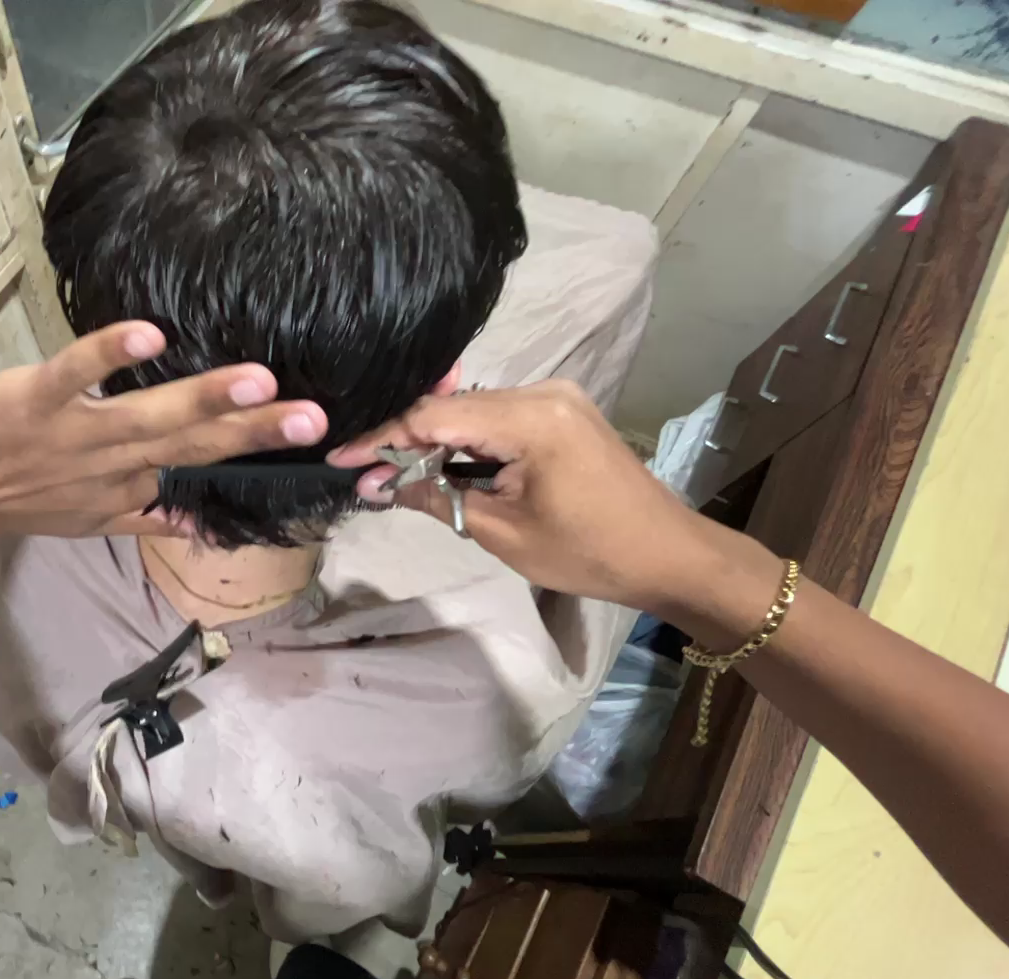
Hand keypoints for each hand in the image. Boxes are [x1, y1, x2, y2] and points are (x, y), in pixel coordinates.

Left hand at [0, 321, 328, 568]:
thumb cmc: (18, 501)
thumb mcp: (87, 522)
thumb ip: (142, 515)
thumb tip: (192, 518)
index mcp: (128, 484)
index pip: (202, 462)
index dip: (255, 447)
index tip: (315, 431)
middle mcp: (114, 461)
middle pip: (191, 444)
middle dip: (255, 430)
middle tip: (314, 416)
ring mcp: (77, 431)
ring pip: (149, 415)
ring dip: (204, 398)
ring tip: (260, 382)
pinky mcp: (35, 399)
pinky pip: (75, 375)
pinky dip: (107, 356)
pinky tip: (149, 334)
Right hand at [328, 380, 780, 633]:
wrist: (668, 556)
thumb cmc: (586, 553)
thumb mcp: (500, 532)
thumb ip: (435, 498)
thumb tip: (377, 486)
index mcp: (530, 419)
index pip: (432, 417)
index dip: (381, 438)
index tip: (339, 458)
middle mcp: (540, 392)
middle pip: (447, 409)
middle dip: (399, 442)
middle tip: (360, 474)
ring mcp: (553, 398)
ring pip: (466, 412)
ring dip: (427, 442)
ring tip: (387, 474)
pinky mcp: (557, 412)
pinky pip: (492, 419)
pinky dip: (459, 442)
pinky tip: (433, 463)